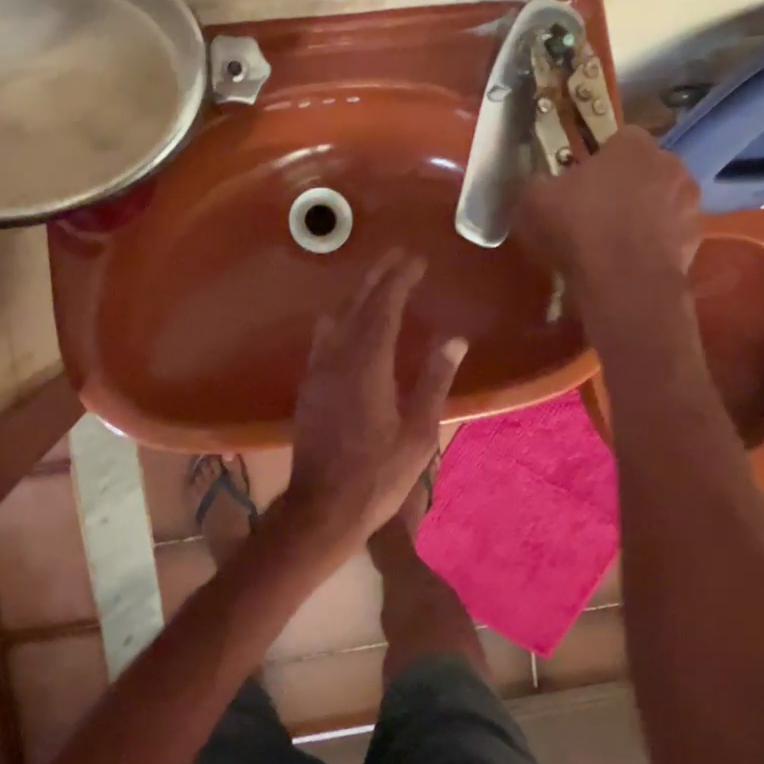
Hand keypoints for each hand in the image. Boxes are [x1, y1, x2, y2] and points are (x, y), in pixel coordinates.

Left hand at [280, 250, 466, 552]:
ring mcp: (317, 373)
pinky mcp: (309, 388)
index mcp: (367, 365)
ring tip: (378, 283)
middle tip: (398, 257)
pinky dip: (342, 320)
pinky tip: (351, 325)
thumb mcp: (419, 431)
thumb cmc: (379, 475)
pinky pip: (325, 339)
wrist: (323, 506)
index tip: (416, 260)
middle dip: (378, 278)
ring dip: (357, 296)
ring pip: (336, 320)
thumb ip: (435, 381)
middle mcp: (336, 359)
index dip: (399, 280)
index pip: (384, 308)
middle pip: (356, 306)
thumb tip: (454, 339)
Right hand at [517, 124, 701, 290]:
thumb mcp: (533, 202)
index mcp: (633, 145)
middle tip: (597, 212)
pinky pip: (670, 234)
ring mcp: (688, 202)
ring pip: (661, 201)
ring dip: (644, 214)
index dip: (599, 161)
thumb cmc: (578, 230)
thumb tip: (539, 183)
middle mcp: (669, 164)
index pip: (619, 139)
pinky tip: (630, 262)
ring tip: (615, 242)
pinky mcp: (696, 239)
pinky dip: (655, 243)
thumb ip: (537, 183)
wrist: (624, 283)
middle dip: (626, 185)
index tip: (581, 184)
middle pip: (645, 169)